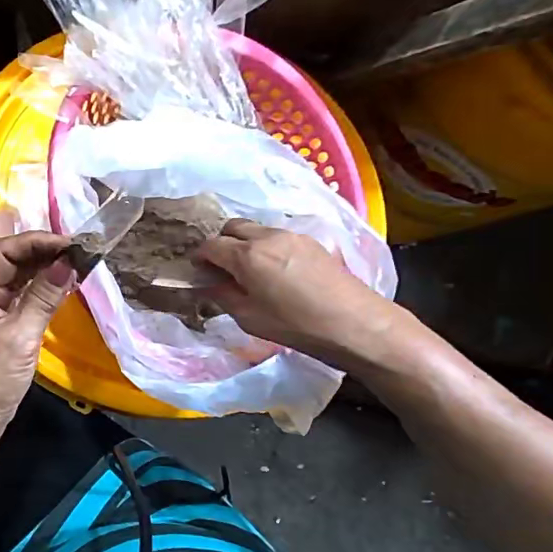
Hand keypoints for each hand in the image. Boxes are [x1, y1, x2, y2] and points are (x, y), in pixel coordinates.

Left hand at [0, 231, 74, 446]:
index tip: (70, 242)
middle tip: (79, 248)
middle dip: (43, 251)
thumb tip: (68, 262)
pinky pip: (20, 293)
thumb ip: (44, 297)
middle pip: (11, 260)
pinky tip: (63, 280)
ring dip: (44, 266)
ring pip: (17, 275)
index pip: (4, 252)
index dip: (37, 242)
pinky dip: (41, 286)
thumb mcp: (21, 337)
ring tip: (76, 260)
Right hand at [195, 219, 409, 370]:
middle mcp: (267, 236)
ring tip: (247, 268)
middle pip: (232, 226)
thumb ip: (223, 295)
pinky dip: (265, 246)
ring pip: (256, 229)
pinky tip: (272, 269)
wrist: (355, 323)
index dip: (199, 257)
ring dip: (244, 243)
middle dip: (221, 242)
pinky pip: (277, 236)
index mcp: (247, 255)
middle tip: (220, 266)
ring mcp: (292, 235)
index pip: (211, 245)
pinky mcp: (311, 241)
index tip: (197, 271)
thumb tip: (209, 284)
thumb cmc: (296, 325)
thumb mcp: (249, 317)